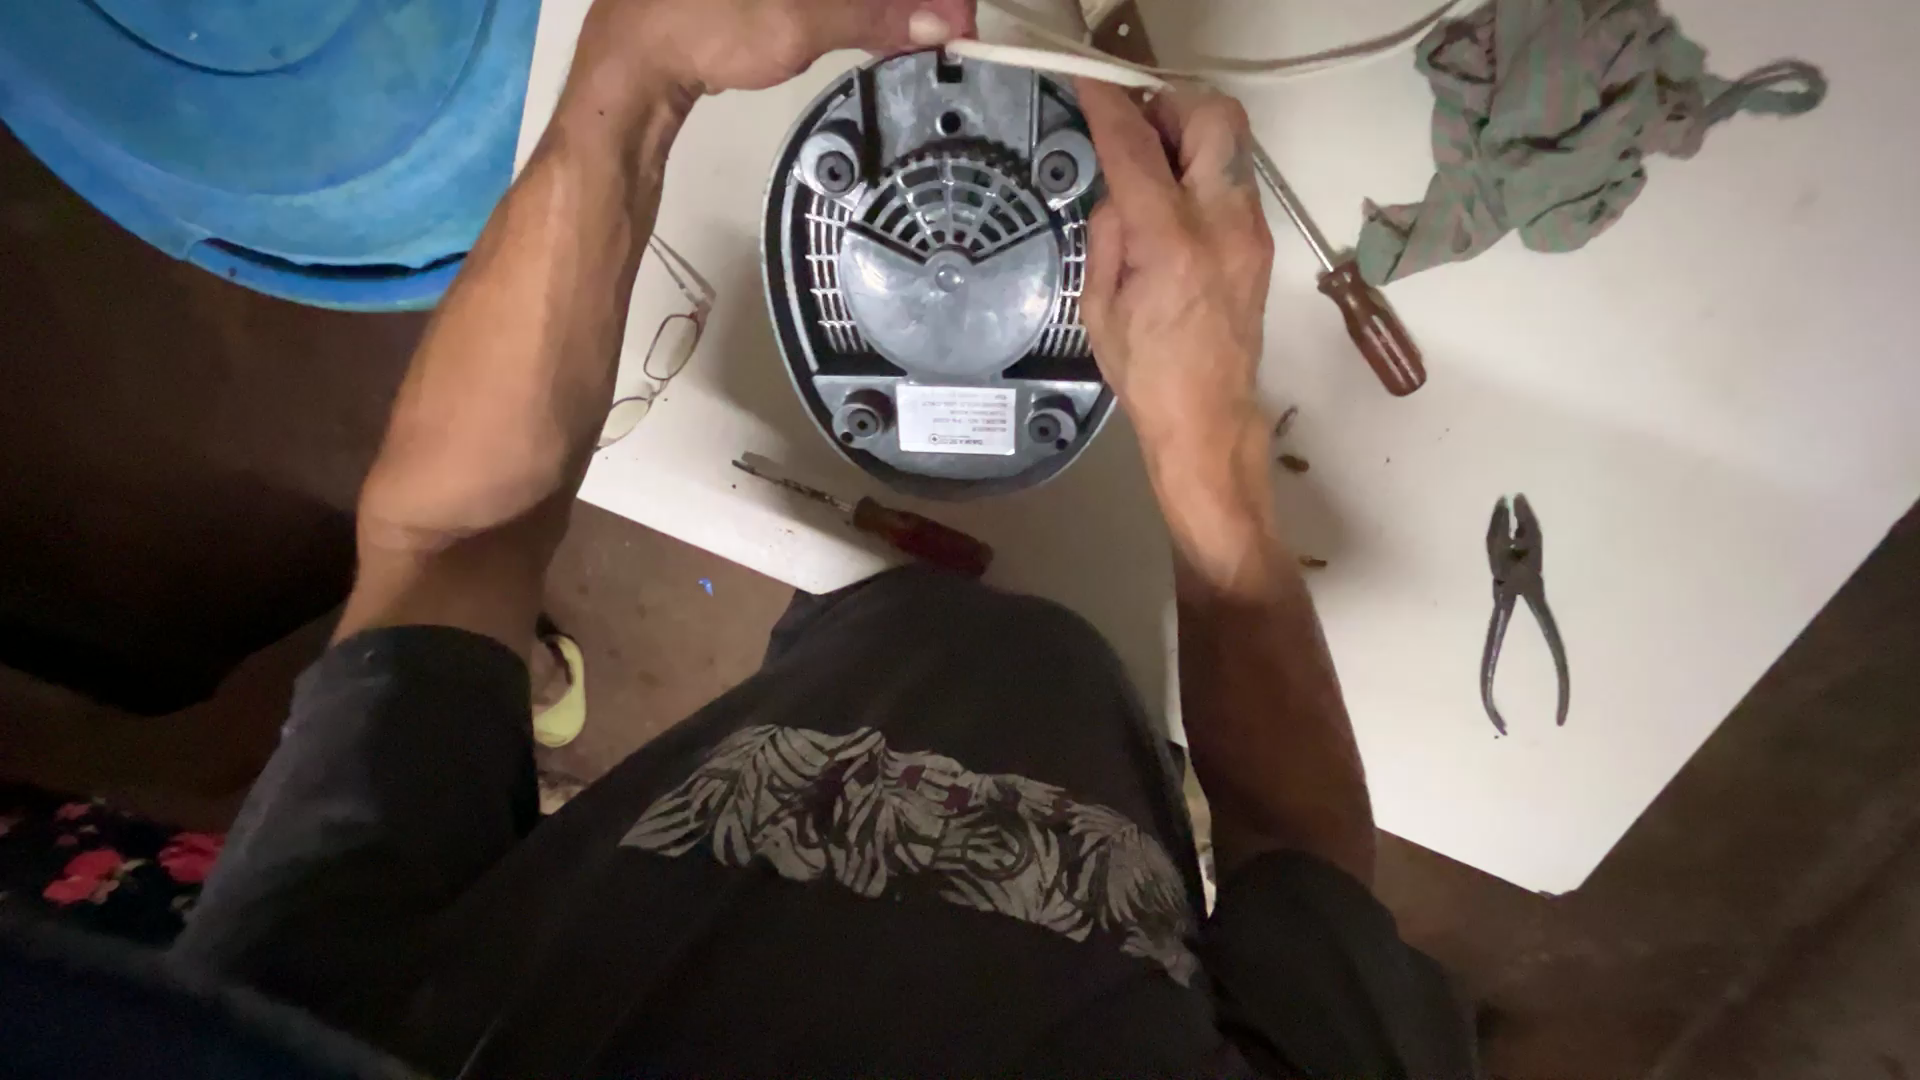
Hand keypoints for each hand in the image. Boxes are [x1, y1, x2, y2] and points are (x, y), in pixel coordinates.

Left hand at [566, 0, 977, 121]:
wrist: (641, 51)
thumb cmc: (708, 25)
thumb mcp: (800, 22)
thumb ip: (874, 17)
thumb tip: (942, 24)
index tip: (958, 18)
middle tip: (950, 30)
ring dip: (894, 6)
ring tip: (930, 31)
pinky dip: (865, 9)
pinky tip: (888, 26)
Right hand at [1077, 80, 1274, 461]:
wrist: (1207, 415)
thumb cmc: (1145, 373)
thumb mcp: (1099, 307)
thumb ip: (1108, 235)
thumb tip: (1119, 191)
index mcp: (1169, 243)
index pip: (1135, 147)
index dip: (1107, 104)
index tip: (1088, 81)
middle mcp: (1221, 223)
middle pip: (1212, 115)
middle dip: (1168, 104)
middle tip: (1134, 127)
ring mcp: (1251, 229)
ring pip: (1232, 140)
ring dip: (1189, 133)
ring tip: (1152, 165)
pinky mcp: (1260, 241)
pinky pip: (1233, 177)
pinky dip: (1201, 168)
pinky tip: (1173, 201)